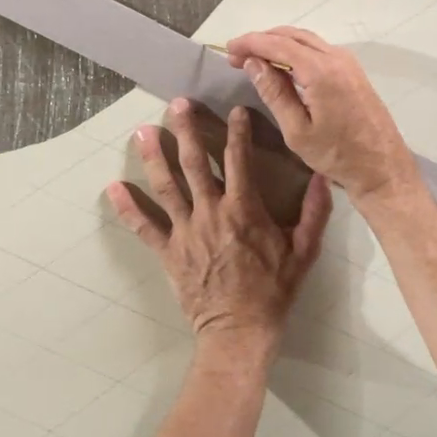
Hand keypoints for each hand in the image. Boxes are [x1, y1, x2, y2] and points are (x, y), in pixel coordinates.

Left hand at [106, 98, 332, 363]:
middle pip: (194, 163)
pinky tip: (113, 188)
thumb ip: (315, 213)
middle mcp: (211, 212)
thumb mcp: (304, 253)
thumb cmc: (273, 292)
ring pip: (166, 186)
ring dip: (153, 156)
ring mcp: (185, 231)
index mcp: (244, 209)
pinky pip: (145, 227)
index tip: (236, 110)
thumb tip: (323, 177)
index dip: (237, 131)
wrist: (239, 332)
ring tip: (142, 131)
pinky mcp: (169, 252)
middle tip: (177, 103)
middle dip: (186, 130)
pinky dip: (128, 208)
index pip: (239, 159)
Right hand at [224, 27, 419, 199]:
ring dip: (279, 44)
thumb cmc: (337, 155)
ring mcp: (349, 63)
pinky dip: (296, 51)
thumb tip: (252, 63)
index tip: (228, 49)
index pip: (278, 45)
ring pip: (307, 40)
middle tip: (237, 55)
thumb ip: (274, 93)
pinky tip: (283, 66)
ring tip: (255, 59)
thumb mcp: (297, 130)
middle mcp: (336, 58)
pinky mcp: (354, 72)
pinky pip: (319, 50)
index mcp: (321, 71)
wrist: (382, 168)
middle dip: (263, 41)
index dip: (250, 43)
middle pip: (292, 35)